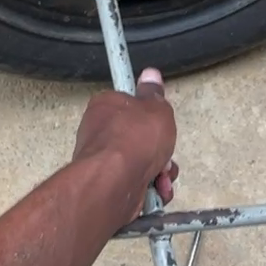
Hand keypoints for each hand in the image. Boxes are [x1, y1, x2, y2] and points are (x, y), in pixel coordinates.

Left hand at [71, 67, 178, 220]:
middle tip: (165, 155)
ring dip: (159, 173)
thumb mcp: (155, 108)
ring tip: (162, 177)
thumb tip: (151, 74)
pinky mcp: (109, 187)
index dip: (149, 116)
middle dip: (160, 151)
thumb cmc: (134, 138)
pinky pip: (137, 185)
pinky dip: (151, 190)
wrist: (116, 180)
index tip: (160, 123)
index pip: (130, 106)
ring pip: (141, 165)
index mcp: (106, 107)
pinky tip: (157, 192)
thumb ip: (155, 94)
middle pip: (140, 140)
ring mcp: (103, 163)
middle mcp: (100, 134)